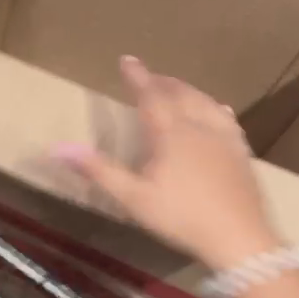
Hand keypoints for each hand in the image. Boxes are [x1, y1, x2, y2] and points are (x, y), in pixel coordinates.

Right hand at [53, 56, 282, 270]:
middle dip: (163, 82)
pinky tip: (219, 109)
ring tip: (178, 87)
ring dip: (189, 90)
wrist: (239, 238)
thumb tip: (57, 148)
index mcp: (171, 134)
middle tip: (150, 75)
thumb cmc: (181, 217)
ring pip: (206, 103)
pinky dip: (216, 108)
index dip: (137, 76)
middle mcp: (200, 128)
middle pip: (181, 94)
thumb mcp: (132, 197)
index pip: (151, 96)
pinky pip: (228, 120)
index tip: (127, 59)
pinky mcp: (241, 154)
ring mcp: (225, 140)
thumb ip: (98, 170)